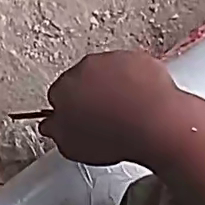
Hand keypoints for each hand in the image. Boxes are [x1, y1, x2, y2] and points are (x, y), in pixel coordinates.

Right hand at [40, 51, 200, 166]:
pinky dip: (136, 80)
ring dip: (114, 85)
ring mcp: (113, 61)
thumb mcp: (72, 145)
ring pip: (108, 71)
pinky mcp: (138, 59)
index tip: (79, 119)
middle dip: (90, 94)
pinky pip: (133, 68)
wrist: (153, 124)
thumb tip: (51, 126)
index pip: (58, 94)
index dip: (70, 109)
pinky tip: (142, 101)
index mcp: (64, 88)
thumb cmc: (114, 135)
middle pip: (82, 78)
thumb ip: (56, 131)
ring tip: (125, 111)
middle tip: (103, 117)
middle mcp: (85, 68)